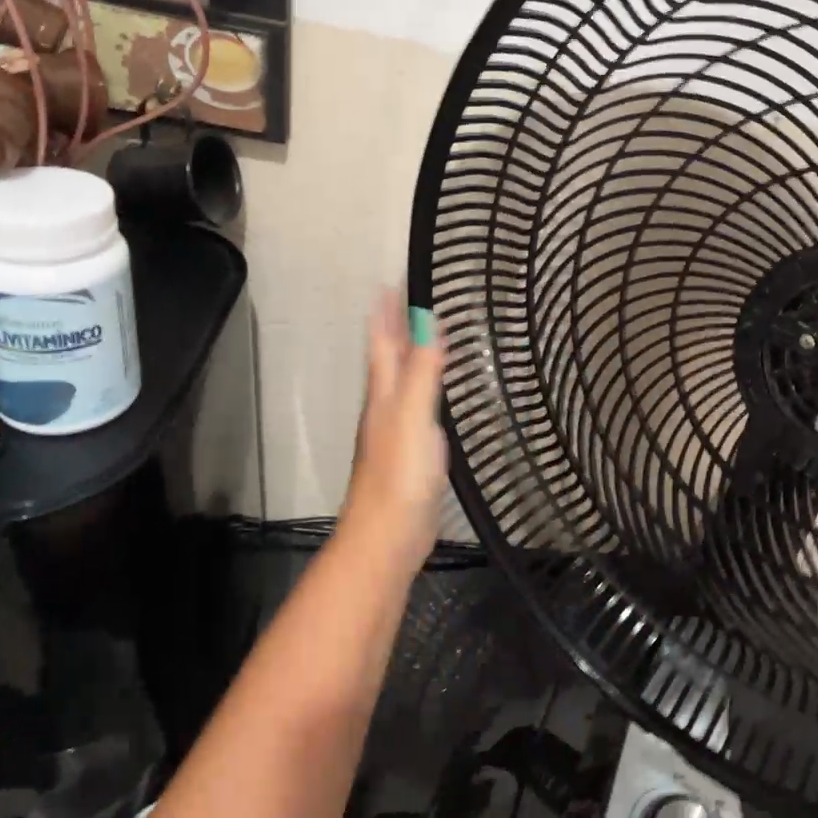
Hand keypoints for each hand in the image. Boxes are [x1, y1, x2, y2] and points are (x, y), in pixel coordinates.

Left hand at [341, 291, 447, 563]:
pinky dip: (424, 387)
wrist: (388, 535)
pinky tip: (433, 393)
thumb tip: (428, 320)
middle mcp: (386, 408)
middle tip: (402, 299)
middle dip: (393, 328)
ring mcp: (396, 432)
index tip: (388, 282)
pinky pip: (417, 406)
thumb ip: (422, 371)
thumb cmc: (399, 474)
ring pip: (400, 381)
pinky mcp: (410, 453)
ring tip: (421, 334)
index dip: (385, 314)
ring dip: (407, 354)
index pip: (383, 344)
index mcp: (384, 396)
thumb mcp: (412, 416)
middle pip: (387, 359)